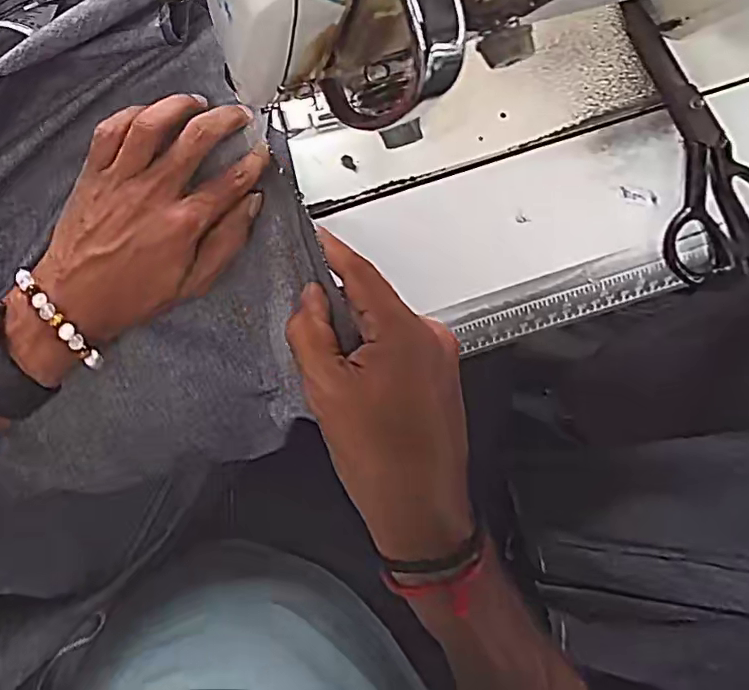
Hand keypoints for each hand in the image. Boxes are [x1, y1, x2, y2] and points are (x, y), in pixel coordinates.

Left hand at [6, 94, 270, 383]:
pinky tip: (147, 113)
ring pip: (151, 124)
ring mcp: (120, 180)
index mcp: (181, 223)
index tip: (259, 152)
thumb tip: (250, 206)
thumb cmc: (129, 295)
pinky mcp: (94, 174)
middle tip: (238, 116)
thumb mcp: (191, 284)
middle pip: (197, 138)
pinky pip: (110, 130)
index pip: (230, 179)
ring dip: (179, 105)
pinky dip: (131, 113)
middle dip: (226, 119)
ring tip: (196, 103)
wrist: (73, 301)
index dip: (253, 160)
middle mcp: (153, 194)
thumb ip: (227, 242)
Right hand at [285, 228, 474, 562]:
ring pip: (382, 321)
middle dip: (336, 306)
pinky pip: (396, 341)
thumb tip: (309, 299)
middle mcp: (429, 337)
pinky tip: (357, 384)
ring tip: (337, 375)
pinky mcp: (439, 371)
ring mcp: (439, 355)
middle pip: (370, 298)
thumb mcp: (325, 389)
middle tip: (309, 329)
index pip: (361, 272)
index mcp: (404, 333)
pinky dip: (371, 348)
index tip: (316, 235)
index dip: (332, 250)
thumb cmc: (383, 463)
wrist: (421, 513)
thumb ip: (309, 331)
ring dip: (354, 332)